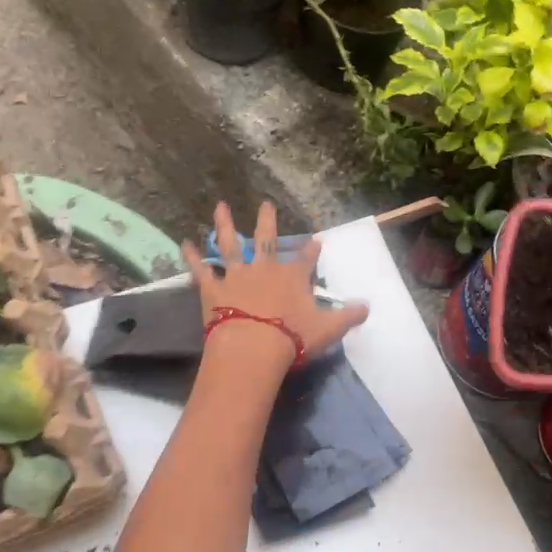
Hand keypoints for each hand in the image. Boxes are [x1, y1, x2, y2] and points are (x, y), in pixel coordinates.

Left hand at [181, 202, 370, 370]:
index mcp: (293, 277)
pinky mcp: (214, 289)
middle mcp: (265, 268)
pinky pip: (201, 270)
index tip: (315, 240)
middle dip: (267, 220)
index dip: (311, 250)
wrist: (254, 347)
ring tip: (220, 207)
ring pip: (230, 245)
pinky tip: (184, 243)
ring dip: (225, 225)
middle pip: (266, 239)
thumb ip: (348, 316)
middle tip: (266, 204)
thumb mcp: (329, 329)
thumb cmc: (293, 338)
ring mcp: (237, 276)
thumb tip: (368, 307)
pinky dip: (192, 257)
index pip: (306, 259)